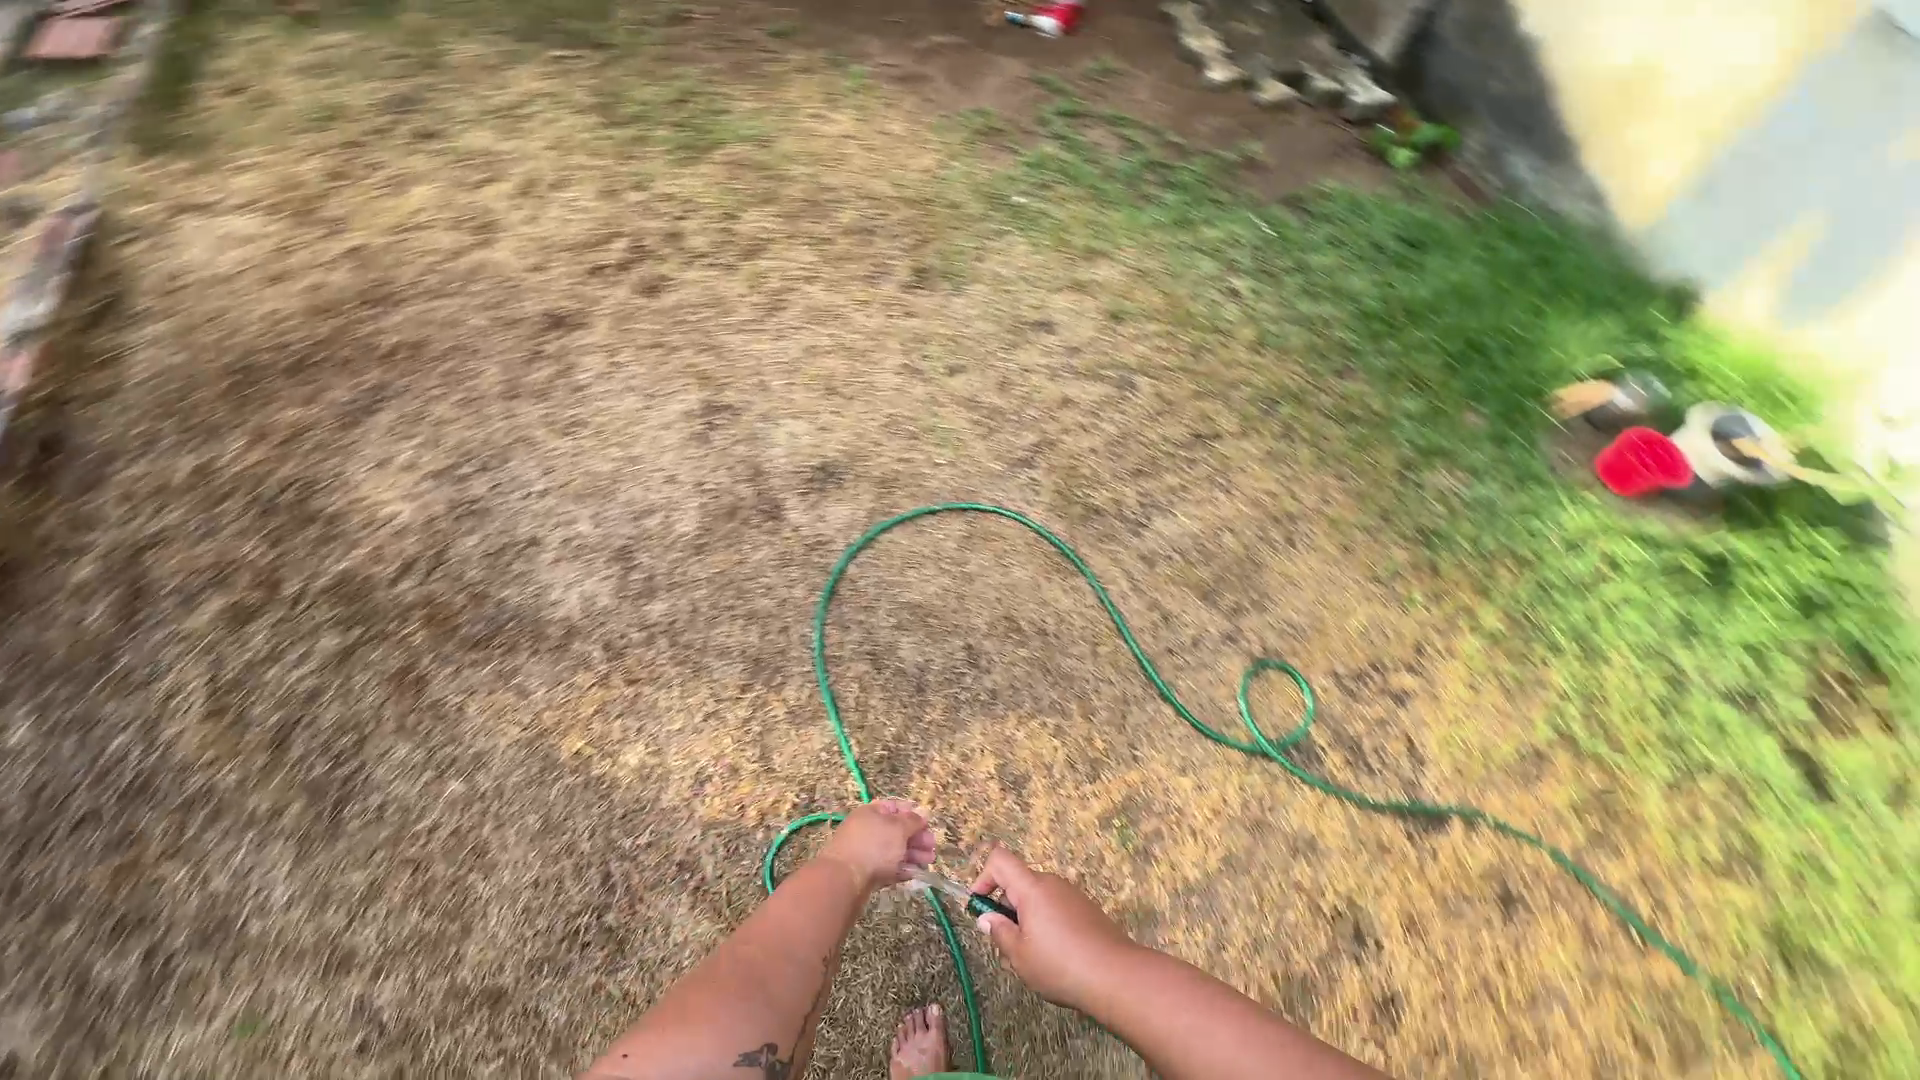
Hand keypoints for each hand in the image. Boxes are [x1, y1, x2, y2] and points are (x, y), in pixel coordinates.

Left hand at [816, 798, 936, 894]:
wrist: (845, 878)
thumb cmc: (874, 846)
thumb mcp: (898, 828)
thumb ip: (913, 820)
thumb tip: (923, 811)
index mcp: (872, 812)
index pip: (895, 807)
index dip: (913, 814)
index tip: (928, 823)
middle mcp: (868, 829)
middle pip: (897, 830)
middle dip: (917, 838)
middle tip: (932, 847)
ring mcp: (866, 851)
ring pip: (894, 850)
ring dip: (913, 854)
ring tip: (928, 862)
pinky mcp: (866, 871)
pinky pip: (887, 867)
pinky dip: (901, 868)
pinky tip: (914, 874)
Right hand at [969, 846, 1138, 1009]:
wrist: (1115, 975)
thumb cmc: (1060, 965)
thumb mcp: (1020, 956)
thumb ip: (999, 933)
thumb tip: (986, 918)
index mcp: (1032, 888)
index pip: (1000, 860)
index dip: (983, 877)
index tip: (980, 906)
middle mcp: (1052, 883)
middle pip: (1019, 883)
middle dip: (1006, 909)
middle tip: (1007, 944)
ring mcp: (1072, 895)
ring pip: (1038, 899)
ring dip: (1026, 919)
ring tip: (1032, 957)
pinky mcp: (1087, 909)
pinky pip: (1056, 907)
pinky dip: (1046, 923)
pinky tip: (1055, 956)